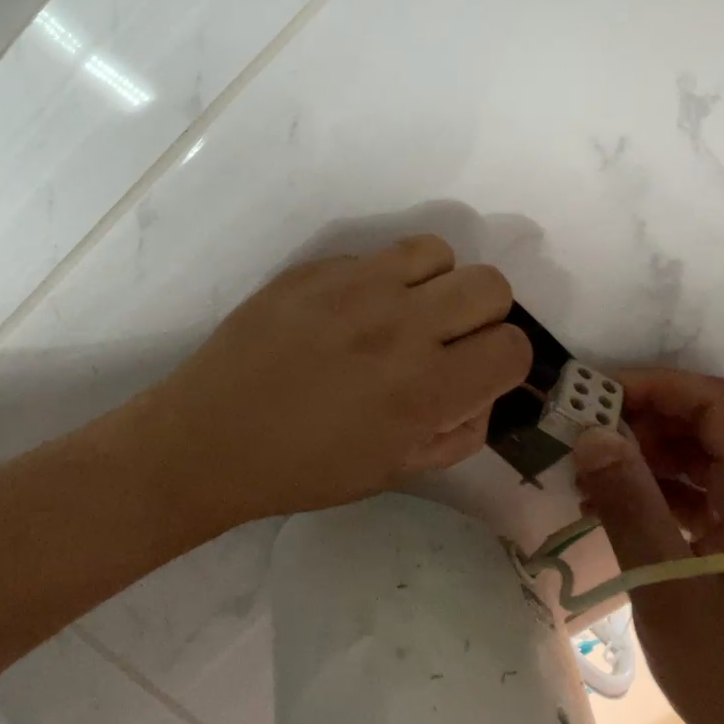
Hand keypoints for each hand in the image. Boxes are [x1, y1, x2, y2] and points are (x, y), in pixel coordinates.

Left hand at [142, 235, 531, 526]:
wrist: (210, 438)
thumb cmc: (303, 470)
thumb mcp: (394, 472)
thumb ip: (456, 432)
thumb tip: (482, 390)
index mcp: (424, 389)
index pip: (513, 347)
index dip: (504, 363)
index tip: (477, 373)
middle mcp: (400, 325)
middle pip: (490, 284)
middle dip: (482, 316)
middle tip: (447, 341)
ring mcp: (354, 287)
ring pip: (436, 251)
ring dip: (435, 282)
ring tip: (403, 312)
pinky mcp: (315, 268)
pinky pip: (375, 255)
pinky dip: (378, 279)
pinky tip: (346, 311)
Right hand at [572, 370, 723, 723]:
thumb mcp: (671, 591)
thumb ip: (632, 506)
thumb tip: (593, 432)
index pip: (722, 406)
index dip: (658, 387)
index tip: (595, 396)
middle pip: (714, 425)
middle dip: (645, 416)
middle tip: (583, 430)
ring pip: (705, 456)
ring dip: (647, 452)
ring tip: (589, 469)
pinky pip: (703, 492)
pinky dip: (657, 487)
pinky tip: (613, 504)